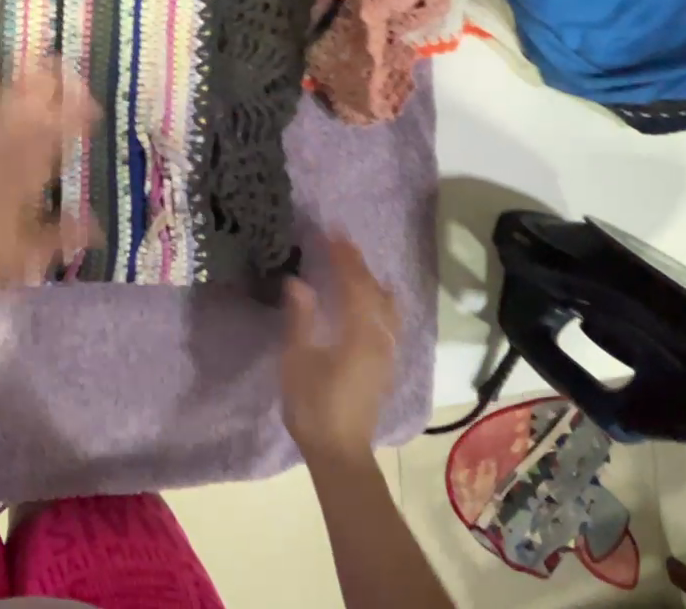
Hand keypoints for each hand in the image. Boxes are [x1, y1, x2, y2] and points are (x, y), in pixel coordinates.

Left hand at [0, 65, 100, 304]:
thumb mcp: (25, 255)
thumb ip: (60, 235)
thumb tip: (97, 226)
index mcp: (17, 186)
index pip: (49, 146)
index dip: (70, 123)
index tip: (91, 108)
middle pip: (23, 123)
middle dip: (44, 93)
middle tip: (62, 66)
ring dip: (13, 91)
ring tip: (31, 65)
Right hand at [281, 235, 399, 464]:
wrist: (339, 452)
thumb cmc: (313, 406)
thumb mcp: (297, 360)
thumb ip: (301, 319)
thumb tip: (299, 281)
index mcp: (360, 334)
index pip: (354, 284)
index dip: (343, 257)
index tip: (331, 232)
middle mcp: (381, 338)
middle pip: (374, 292)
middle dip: (357, 264)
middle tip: (339, 241)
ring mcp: (387, 352)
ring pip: (386, 306)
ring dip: (370, 281)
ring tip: (355, 265)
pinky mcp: (385, 364)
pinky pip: (388, 320)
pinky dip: (378, 300)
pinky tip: (369, 300)